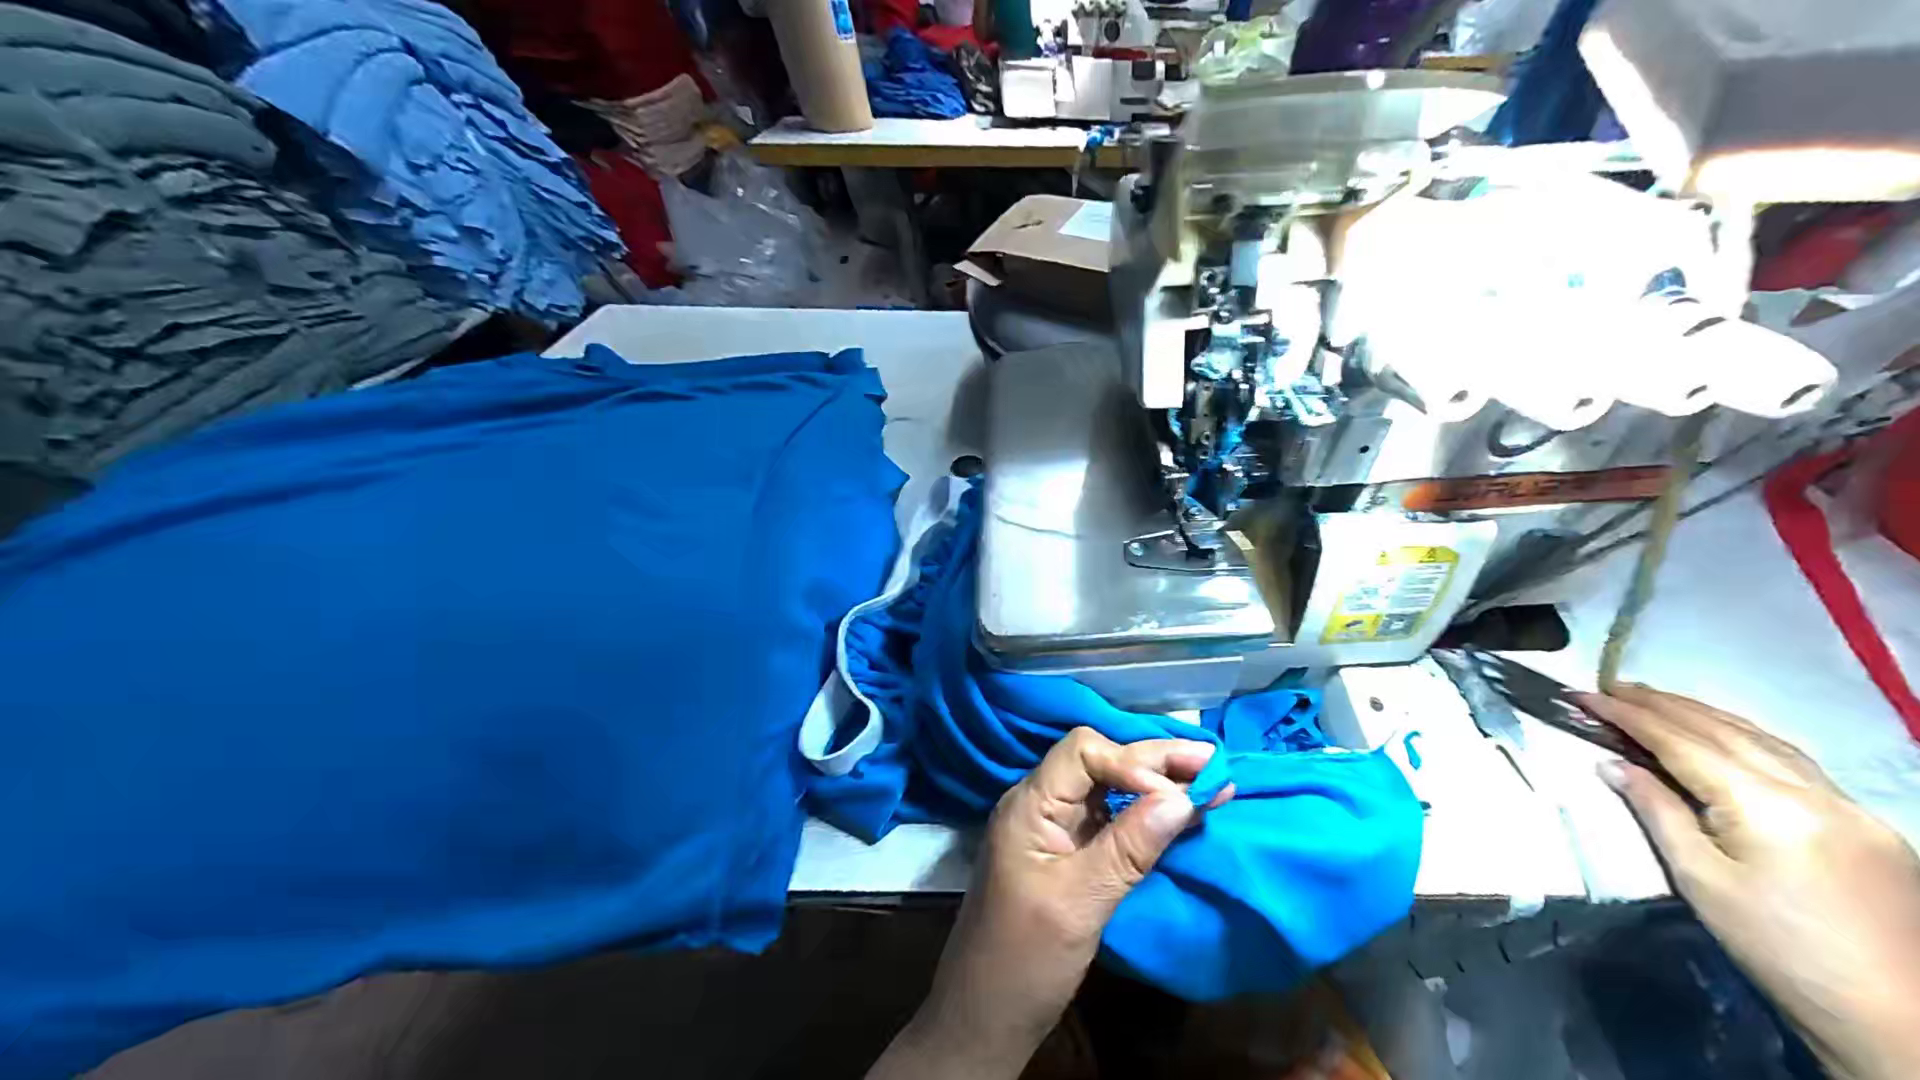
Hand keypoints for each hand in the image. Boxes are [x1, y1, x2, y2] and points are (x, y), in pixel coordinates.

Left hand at [867, 728, 1230, 1079]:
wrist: (987, 1014)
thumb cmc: (1024, 959)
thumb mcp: (1079, 902)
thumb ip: (1128, 848)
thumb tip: (1180, 798)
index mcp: (1030, 804)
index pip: (1082, 752)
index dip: (1131, 762)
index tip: (1175, 794)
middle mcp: (1042, 803)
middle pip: (1100, 761)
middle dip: (1155, 761)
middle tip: (1213, 761)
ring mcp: (1055, 828)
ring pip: (1109, 786)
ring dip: (1157, 782)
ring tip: (1211, 781)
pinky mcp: (1069, 852)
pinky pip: (1111, 816)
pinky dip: (1146, 811)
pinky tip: (1180, 812)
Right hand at [1583, 685, 1919, 1079]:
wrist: (1895, 1017)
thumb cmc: (1777, 947)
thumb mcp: (1699, 879)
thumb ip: (1657, 812)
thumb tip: (1613, 764)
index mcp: (1767, 806)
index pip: (1682, 743)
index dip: (1628, 715)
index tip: (1582, 695)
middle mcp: (1814, 794)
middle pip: (1725, 732)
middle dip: (1664, 705)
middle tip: (1611, 686)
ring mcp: (1850, 808)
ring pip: (1764, 740)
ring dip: (1704, 714)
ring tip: (1657, 699)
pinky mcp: (1867, 825)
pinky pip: (1794, 761)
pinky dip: (1745, 736)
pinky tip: (1724, 734)